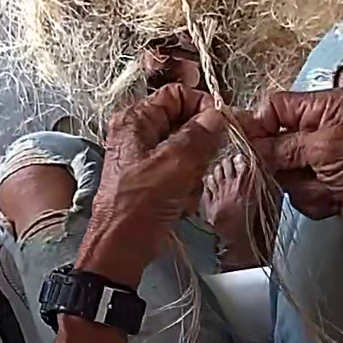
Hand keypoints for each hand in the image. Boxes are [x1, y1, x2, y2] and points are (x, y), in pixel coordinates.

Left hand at [77, 84, 226, 285]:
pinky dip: (187, 188)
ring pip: (187, 153)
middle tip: (202, 163)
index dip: (201, 106)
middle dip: (200, 147)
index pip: (176, 95)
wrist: (121, 247)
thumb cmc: (138, 205)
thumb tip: (218, 116)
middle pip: (185, 125)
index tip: (221, 125)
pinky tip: (181, 202)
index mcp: (135, 121)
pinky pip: (182, 175)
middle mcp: (137, 135)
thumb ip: (200, 135)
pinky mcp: (153, 182)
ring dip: (194, 172)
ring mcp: (145, 160)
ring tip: (186, 189)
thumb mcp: (175, 163)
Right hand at [243, 88, 342, 245]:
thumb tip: (250, 146)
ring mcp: (317, 161)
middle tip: (301, 169)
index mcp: (324, 107)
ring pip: (282, 174)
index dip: (257, 125)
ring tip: (330, 186)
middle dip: (284, 163)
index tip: (245, 145)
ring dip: (303, 185)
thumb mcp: (326, 146)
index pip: (275, 107)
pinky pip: (296, 194)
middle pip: (273, 144)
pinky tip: (334, 198)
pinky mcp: (319, 187)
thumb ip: (283, 145)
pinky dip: (313, 199)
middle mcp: (318, 130)